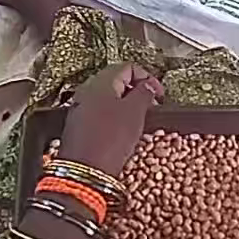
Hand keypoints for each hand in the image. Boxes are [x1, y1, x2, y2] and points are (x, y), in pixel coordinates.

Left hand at [56, 63, 161, 177]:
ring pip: (109, 97)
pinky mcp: (79, 124)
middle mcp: (87, 90)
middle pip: (117, 80)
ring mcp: (81, 107)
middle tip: (151, 105)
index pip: (128, 67)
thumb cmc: (110, 139)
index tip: (159, 94)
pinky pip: (101, 111)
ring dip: (126, 104)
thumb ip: (144, 93)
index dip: (148, 77)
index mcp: (101, 82)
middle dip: (137, 90)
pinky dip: (115, 115)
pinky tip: (123, 130)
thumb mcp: (135, 112)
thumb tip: (149, 84)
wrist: (85, 170)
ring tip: (139, 119)